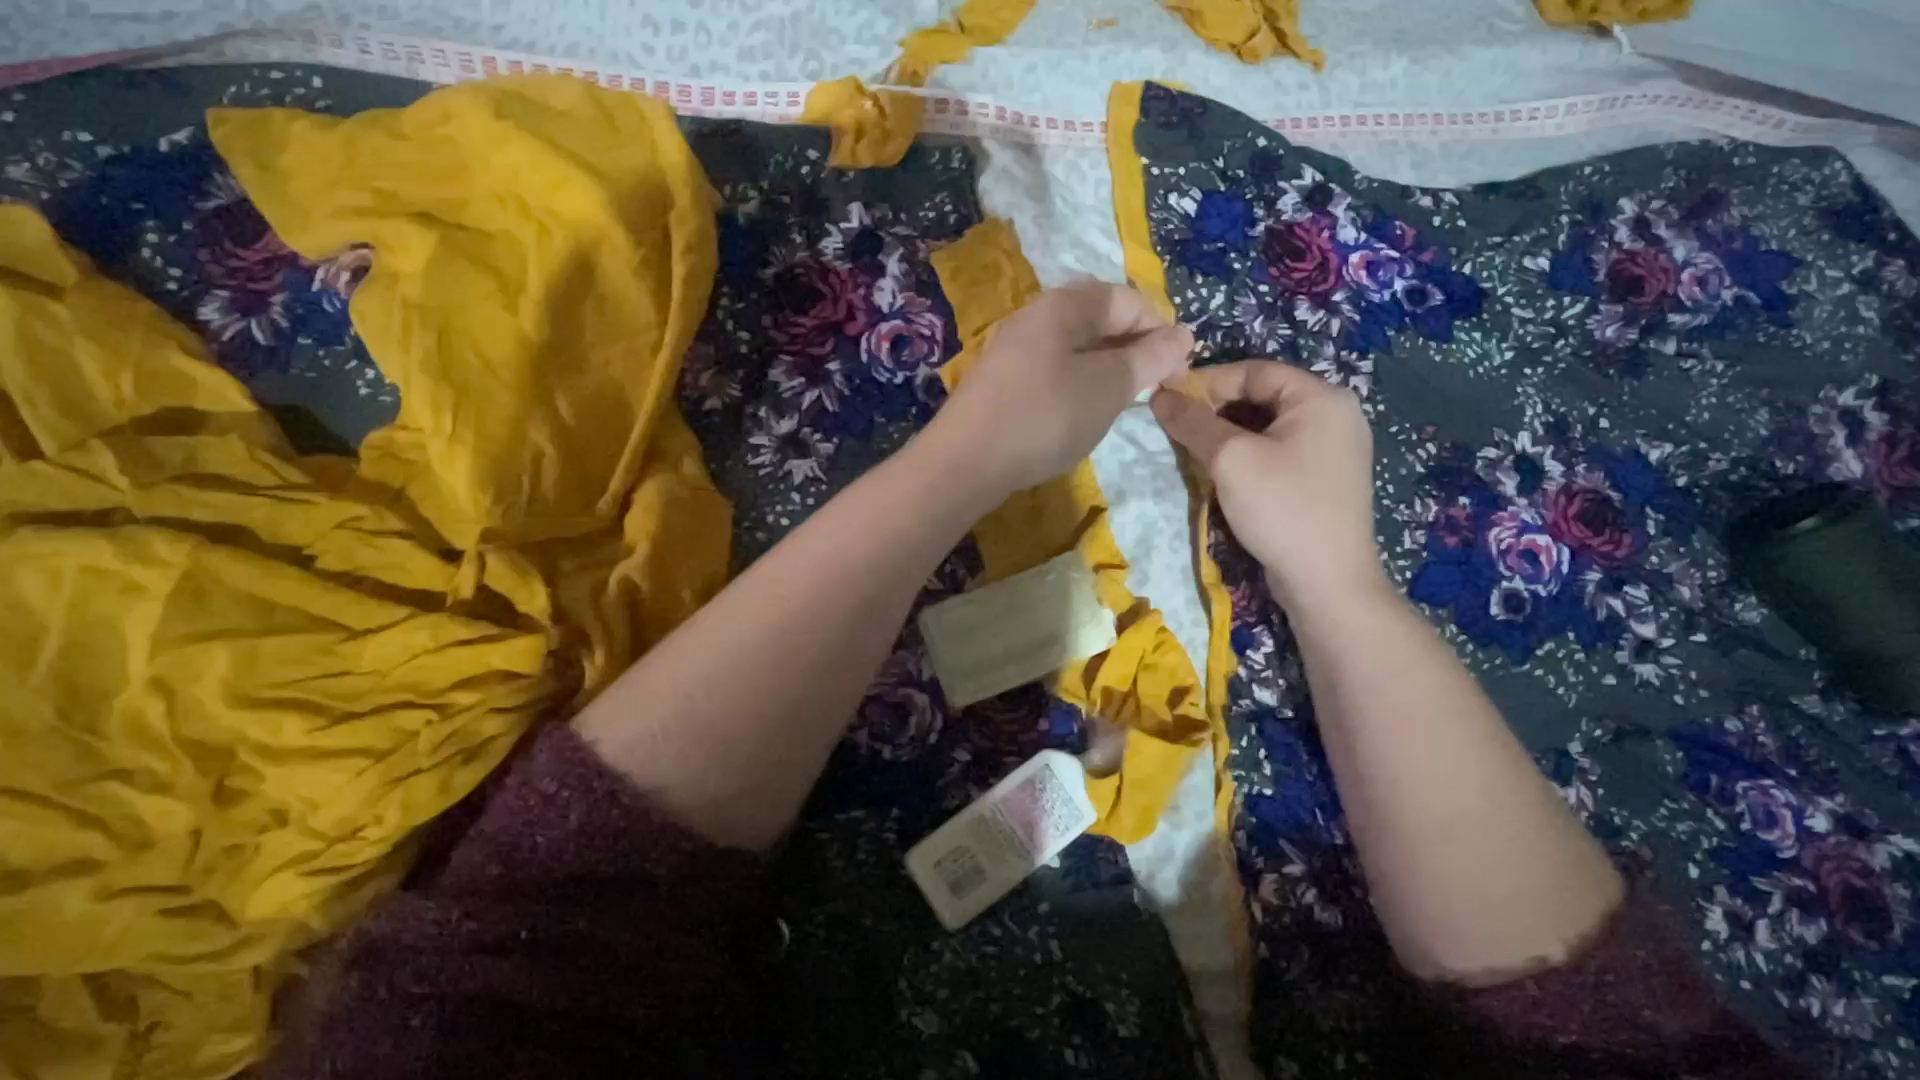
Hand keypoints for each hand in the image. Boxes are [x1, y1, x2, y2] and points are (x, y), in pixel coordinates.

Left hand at [930, 283, 1193, 496]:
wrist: (964, 462)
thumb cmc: (1045, 417)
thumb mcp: (1107, 388)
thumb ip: (1148, 359)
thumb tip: (1184, 335)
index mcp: (1064, 304)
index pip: (1129, 299)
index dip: (1161, 330)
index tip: (1178, 371)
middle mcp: (1036, 315)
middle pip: (1100, 319)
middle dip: (1133, 349)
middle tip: (1151, 388)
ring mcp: (1014, 348)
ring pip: (1075, 346)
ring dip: (1106, 369)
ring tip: (1121, 403)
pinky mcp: (1001, 380)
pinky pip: (1052, 369)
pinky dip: (1077, 384)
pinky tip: (1080, 414)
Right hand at [1151, 361, 1381, 607]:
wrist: (1327, 581)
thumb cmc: (1282, 508)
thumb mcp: (1230, 459)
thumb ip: (1193, 422)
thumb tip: (1159, 396)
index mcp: (1322, 397)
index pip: (1254, 371)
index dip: (1207, 382)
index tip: (1167, 400)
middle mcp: (1336, 415)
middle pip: (1262, 397)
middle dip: (1215, 411)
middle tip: (1176, 428)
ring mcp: (1335, 450)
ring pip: (1268, 428)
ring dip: (1227, 436)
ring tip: (1192, 451)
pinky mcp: (1326, 480)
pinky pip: (1279, 453)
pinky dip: (1247, 456)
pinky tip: (1221, 474)